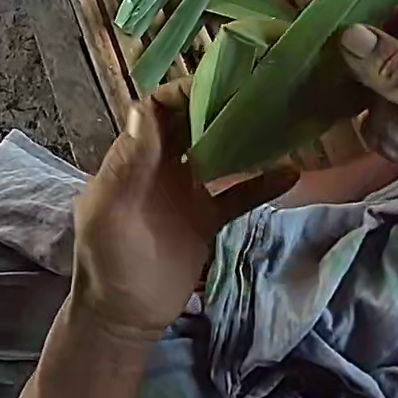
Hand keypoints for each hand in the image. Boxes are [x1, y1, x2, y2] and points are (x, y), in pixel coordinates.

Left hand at [70, 83, 296, 342]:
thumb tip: (144, 110)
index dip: (181, 94)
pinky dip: (261, 184)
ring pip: (218, 153)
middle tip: (256, 90)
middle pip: (190, 124)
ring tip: (278, 119)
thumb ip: (128, 164)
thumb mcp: (109, 211)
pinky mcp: (207, 218)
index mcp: (134, 158)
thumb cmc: (107, 260)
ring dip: (242, 138)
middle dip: (217, 106)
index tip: (215, 82)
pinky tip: (290, 173)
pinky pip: (238, 195)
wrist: (124, 315)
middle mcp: (162, 166)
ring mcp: (187, 191)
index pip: (157, 111)